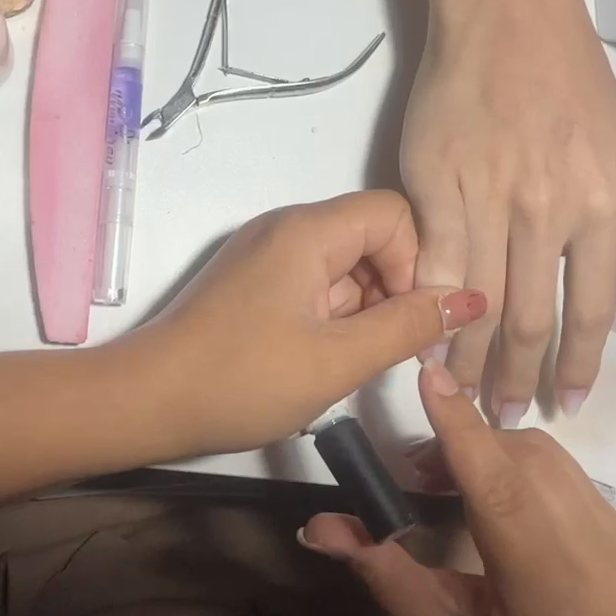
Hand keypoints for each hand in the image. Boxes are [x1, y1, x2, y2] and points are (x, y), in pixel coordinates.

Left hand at [134, 191, 484, 455]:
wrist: (145, 402)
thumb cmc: (242, 380)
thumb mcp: (336, 359)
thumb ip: (407, 326)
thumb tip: (470, 297)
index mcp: (307, 230)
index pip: (395, 214)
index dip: (416, 263)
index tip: (406, 321)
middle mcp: (285, 229)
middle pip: (369, 239)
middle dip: (390, 292)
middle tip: (377, 351)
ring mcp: (264, 257)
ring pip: (342, 268)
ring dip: (359, 313)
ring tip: (340, 363)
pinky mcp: (251, 285)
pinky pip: (312, 287)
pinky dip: (329, 319)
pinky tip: (316, 361)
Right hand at [298, 360, 615, 615]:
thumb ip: (373, 564)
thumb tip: (313, 524)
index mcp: (550, 605)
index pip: (504, 500)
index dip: (464, 434)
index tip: (430, 376)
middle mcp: (603, 575)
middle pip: (526, 467)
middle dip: (466, 444)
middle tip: (417, 466)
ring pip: (547, 457)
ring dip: (490, 447)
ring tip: (447, 473)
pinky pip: (565, 467)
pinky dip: (516, 457)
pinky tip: (489, 479)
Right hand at [402, 0, 615, 425]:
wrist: (504, 15)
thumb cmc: (564, 76)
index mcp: (603, 204)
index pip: (596, 305)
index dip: (580, 360)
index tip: (569, 401)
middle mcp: (551, 212)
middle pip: (534, 315)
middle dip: (521, 374)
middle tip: (508, 415)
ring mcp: (491, 202)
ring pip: (482, 301)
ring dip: (473, 356)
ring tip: (463, 394)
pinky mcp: (437, 188)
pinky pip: (436, 265)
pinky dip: (431, 310)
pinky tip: (423, 341)